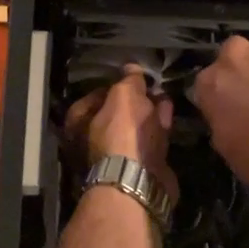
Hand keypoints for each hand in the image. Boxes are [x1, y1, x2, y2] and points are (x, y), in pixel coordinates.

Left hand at [64, 65, 177, 204]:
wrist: (139, 179)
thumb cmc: (123, 132)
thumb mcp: (124, 95)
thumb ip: (128, 80)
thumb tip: (131, 68)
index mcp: (79, 123)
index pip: (94, 96)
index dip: (114, 84)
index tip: (133, 77)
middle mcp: (92, 141)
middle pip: (115, 114)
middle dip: (135, 100)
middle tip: (152, 86)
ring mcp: (116, 157)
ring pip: (134, 128)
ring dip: (149, 112)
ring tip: (165, 97)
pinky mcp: (138, 168)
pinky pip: (149, 141)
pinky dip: (158, 127)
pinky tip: (169, 115)